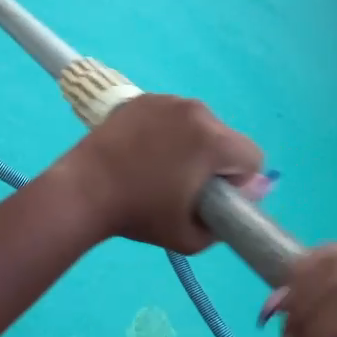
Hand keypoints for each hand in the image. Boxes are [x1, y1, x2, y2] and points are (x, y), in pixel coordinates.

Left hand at [51, 94, 264, 253]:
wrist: (84, 191)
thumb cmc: (139, 215)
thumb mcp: (191, 237)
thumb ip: (230, 220)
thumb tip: (250, 191)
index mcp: (213, 140)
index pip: (252, 157)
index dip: (240, 182)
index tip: (212, 197)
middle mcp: (196, 110)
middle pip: (225, 138)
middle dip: (215, 161)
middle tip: (183, 184)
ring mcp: (166, 100)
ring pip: (198, 124)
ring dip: (191, 144)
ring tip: (159, 167)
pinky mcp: (141, 99)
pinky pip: (171, 116)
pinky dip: (166, 131)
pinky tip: (143, 151)